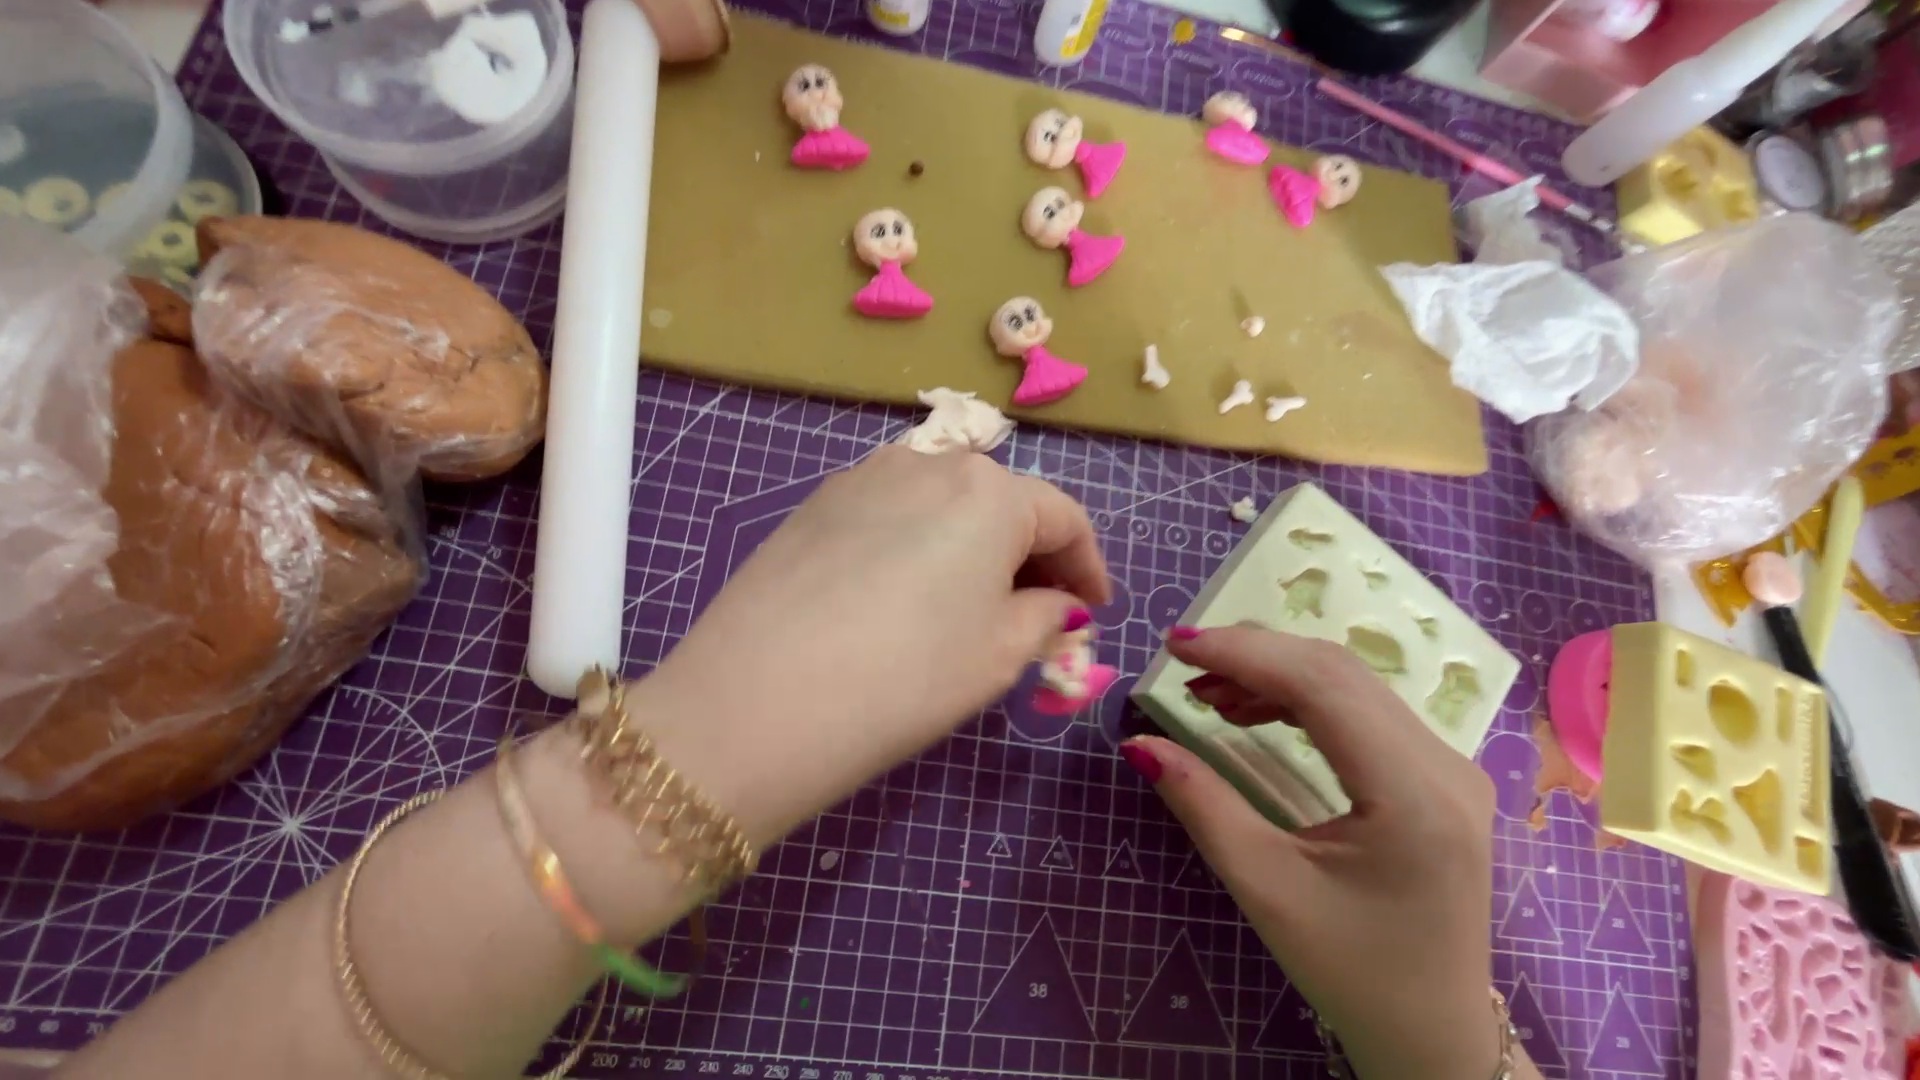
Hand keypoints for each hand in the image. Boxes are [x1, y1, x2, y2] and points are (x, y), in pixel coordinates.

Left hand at [633, 446, 1109, 846]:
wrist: (757, 701)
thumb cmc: (906, 678)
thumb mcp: (999, 656)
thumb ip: (1045, 617)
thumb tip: (1055, 604)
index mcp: (989, 491)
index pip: (1064, 518)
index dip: (1088, 567)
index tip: (1095, 611)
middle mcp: (928, 463)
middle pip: (1002, 504)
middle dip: (1030, 557)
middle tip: (1037, 615)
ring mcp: (863, 477)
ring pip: (943, 506)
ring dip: (972, 549)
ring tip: (970, 606)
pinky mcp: (815, 504)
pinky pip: (891, 515)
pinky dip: (919, 547)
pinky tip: (904, 595)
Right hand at [1121, 624, 1501, 1079]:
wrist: (1432, 1034)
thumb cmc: (1349, 969)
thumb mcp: (1264, 886)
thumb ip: (1201, 804)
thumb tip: (1139, 743)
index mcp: (1413, 795)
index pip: (1321, 686)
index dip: (1243, 654)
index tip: (1175, 646)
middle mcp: (1444, 765)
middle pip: (1337, 672)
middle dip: (1253, 655)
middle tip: (1182, 662)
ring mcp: (1448, 767)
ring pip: (1350, 683)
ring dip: (1274, 674)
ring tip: (1207, 691)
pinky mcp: (1436, 775)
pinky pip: (1361, 710)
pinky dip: (1300, 697)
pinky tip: (1251, 710)